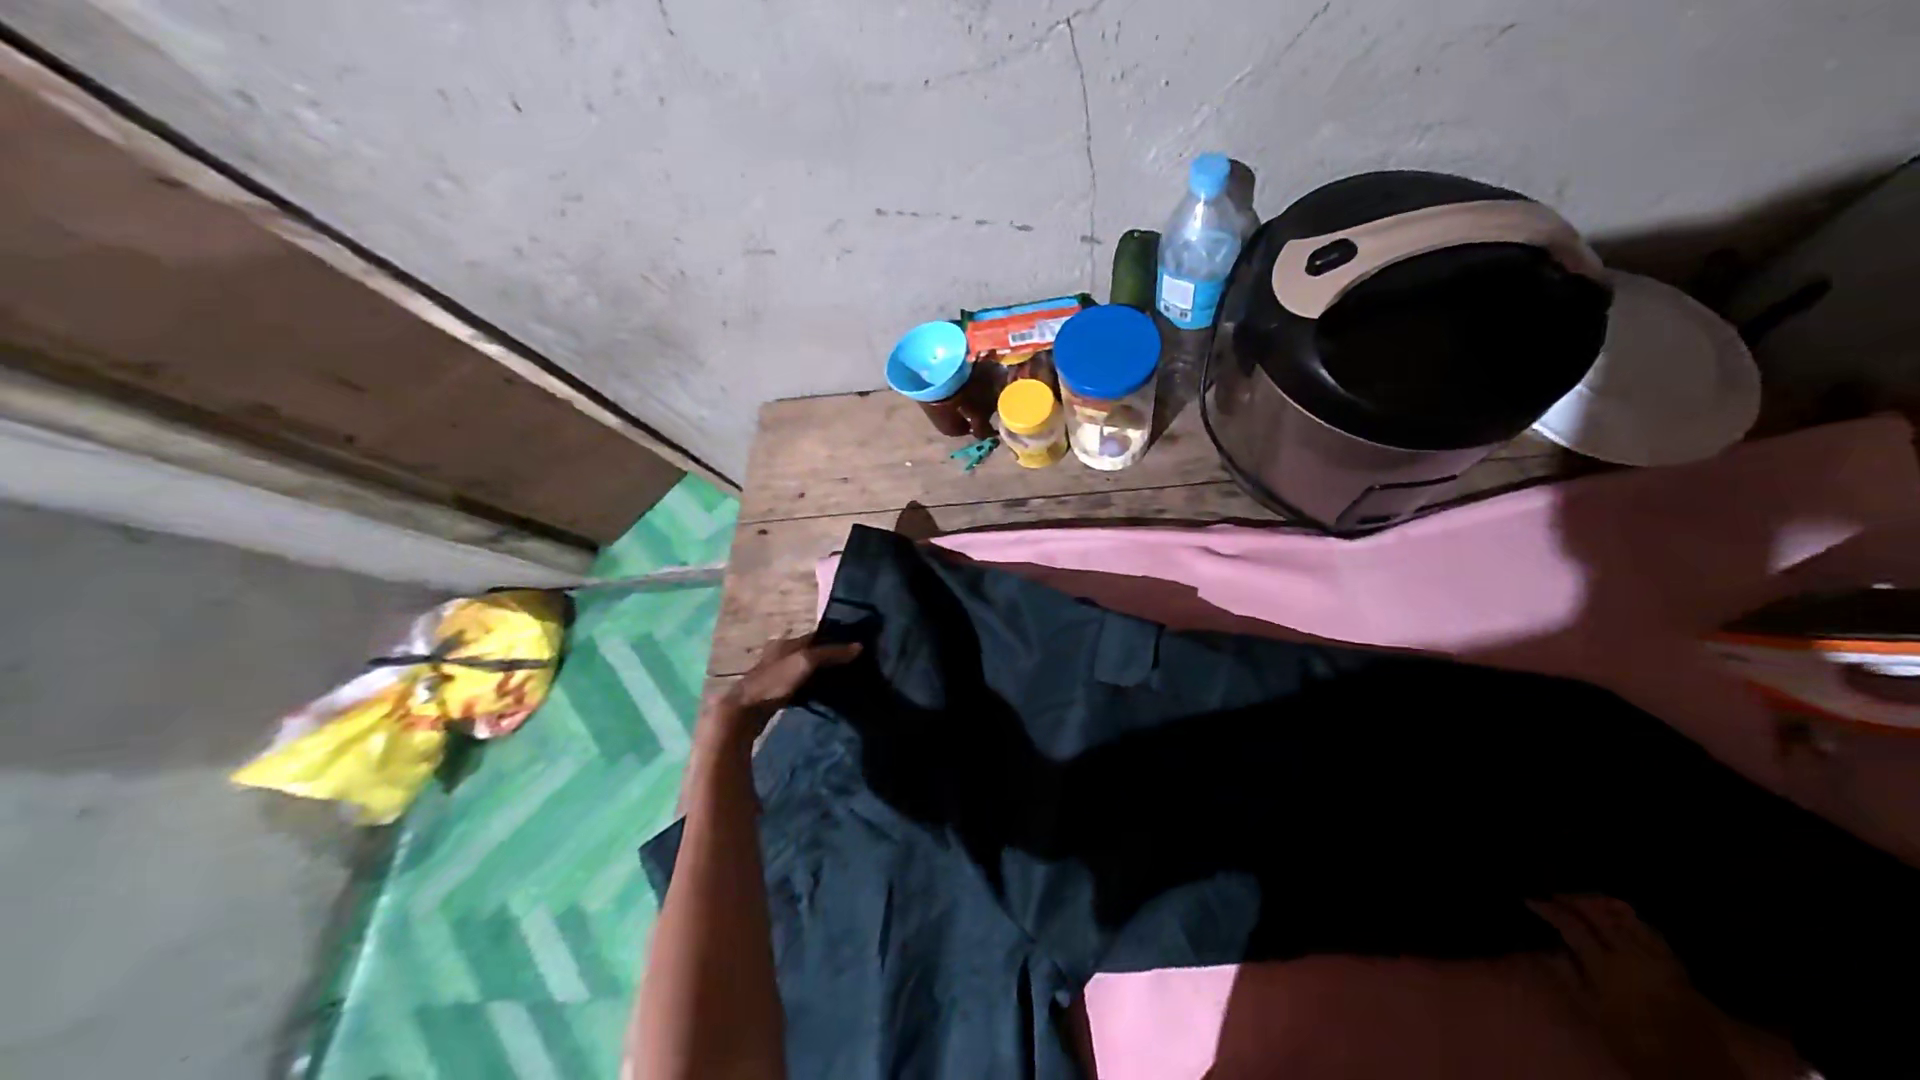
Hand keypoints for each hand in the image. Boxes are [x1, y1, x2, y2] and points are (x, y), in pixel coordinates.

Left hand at [704, 633, 861, 747]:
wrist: (743, 713)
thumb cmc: (773, 681)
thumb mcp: (805, 662)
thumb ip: (830, 654)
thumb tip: (859, 646)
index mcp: (785, 643)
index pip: (815, 635)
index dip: (834, 638)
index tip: (855, 644)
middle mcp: (779, 655)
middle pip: (810, 652)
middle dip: (829, 656)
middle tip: (853, 663)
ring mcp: (776, 675)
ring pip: (805, 669)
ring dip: (821, 673)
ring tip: (844, 678)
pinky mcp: (775, 694)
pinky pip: (800, 686)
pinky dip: (812, 687)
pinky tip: (824, 694)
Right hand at [1528, 895, 1742, 1079]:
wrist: (1692, 1071)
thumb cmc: (1634, 1044)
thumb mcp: (1596, 1015)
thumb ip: (1572, 978)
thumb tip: (1552, 951)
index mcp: (1608, 967)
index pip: (1573, 928)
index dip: (1550, 911)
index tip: (1531, 900)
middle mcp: (1633, 956)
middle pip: (1599, 916)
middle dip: (1573, 901)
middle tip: (1553, 894)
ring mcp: (1658, 960)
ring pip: (1626, 920)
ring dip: (1601, 907)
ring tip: (1582, 901)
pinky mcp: (1675, 968)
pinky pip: (1651, 934)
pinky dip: (1631, 921)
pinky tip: (1621, 918)